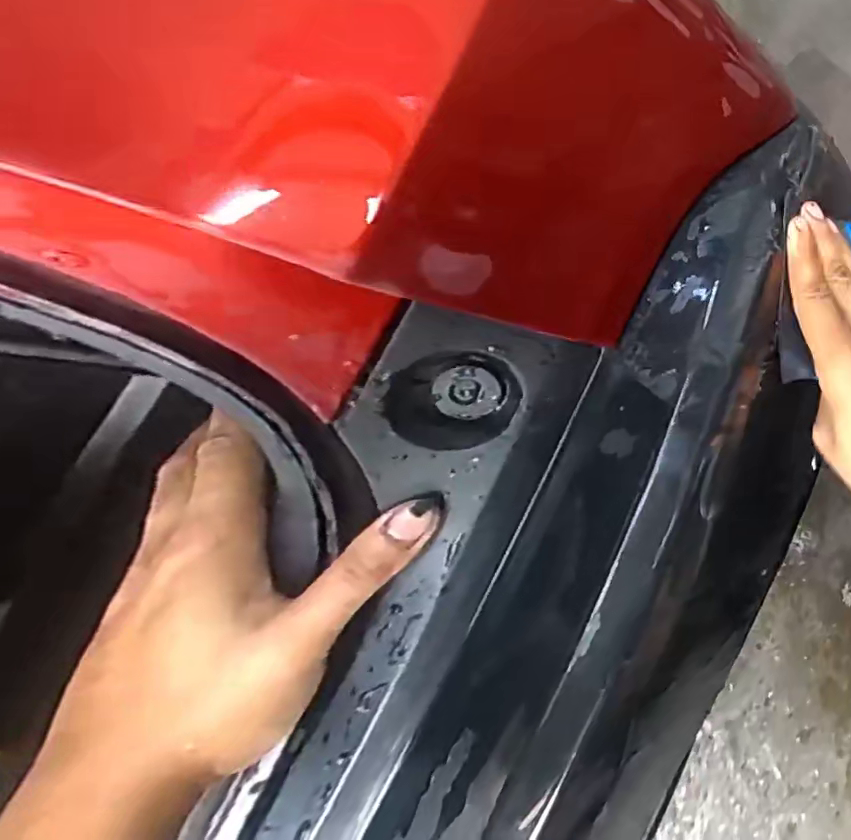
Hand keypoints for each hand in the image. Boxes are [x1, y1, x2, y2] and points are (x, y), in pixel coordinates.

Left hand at [0, 412, 440, 839]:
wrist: (106, 794)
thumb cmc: (205, 711)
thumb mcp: (306, 637)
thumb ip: (364, 569)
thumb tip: (418, 512)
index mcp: (207, 547)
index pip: (223, 456)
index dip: (248, 415)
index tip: (274, 381)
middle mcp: (164, 556)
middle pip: (188, 470)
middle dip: (223, 431)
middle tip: (263, 404)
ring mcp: (138, 587)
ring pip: (165, 500)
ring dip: (201, 463)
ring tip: (236, 444)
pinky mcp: (128, 616)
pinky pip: (159, 534)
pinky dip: (187, 504)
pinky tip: (208, 525)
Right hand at [787, 202, 850, 518]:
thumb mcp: (833, 441)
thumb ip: (825, 400)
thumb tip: (831, 380)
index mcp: (845, 364)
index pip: (817, 302)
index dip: (802, 264)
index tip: (793, 231)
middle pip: (843, 280)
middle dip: (823, 243)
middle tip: (807, 212)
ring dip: (846, 251)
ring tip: (828, 225)